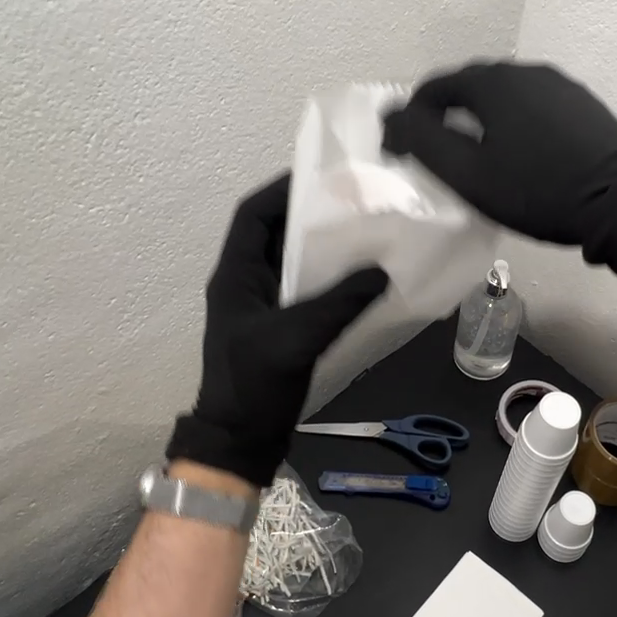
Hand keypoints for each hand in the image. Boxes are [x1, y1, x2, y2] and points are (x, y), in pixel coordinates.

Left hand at [165, 175, 388, 486]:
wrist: (240, 441)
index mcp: (235, 276)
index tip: (323, 176)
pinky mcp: (279, 326)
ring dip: (321, 246)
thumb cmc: (255, 384)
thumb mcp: (297, 338)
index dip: (283, 190)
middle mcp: (245, 282)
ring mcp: (261, 306)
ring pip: (291, 261)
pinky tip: (360, 277)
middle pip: (274, 233)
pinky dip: (328, 278)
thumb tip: (382, 269)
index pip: (253, 215)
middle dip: (310, 215)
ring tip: (363, 231)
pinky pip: (304, 289)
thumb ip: (340, 302)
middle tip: (354, 201)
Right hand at [382, 61, 616, 279]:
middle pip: (469, 88)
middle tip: (438, 156)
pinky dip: (514, 125)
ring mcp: (558, 84)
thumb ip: (422, 142)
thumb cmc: (537, 188)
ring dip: (481, 120)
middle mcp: (523, 70)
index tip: (404, 151)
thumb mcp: (468, 174)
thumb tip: (391, 117)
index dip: (411, 119)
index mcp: (491, 81)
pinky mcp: (582, 104)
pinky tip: (520, 154)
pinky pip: (533, 108)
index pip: (433, 88)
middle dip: (446, 117)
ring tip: (477, 157)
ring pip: (504, 97)